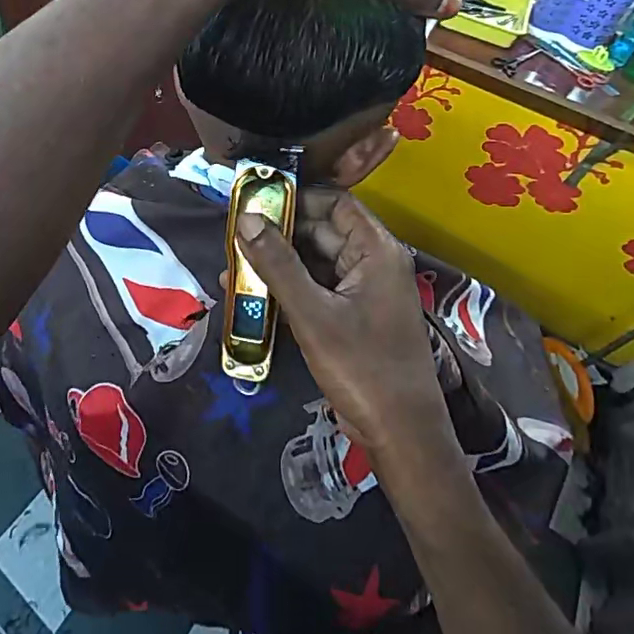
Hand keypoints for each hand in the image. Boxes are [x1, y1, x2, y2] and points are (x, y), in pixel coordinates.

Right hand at [235, 189, 457, 461]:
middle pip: (320, 232)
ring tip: (233, 270)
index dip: (296, 199)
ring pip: (313, 262)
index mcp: (376, 250)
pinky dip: (287, 290)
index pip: (334, 203)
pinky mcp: (351, 316)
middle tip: (233, 239)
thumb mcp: (312, 313)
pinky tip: (251, 297)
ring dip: (276, 265)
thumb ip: (277, 264)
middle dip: (277, 235)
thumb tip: (246, 218)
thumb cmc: (362, 368)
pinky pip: (315, 289)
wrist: (400, 434)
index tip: (255, 203)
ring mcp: (362, 291)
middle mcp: (372, 262)